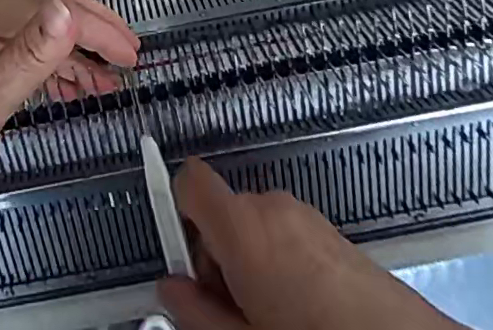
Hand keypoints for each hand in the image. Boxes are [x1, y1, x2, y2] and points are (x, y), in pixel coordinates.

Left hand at [0, 0, 138, 207]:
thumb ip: (33, 52)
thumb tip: (70, 10)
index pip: (67, 13)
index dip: (105, 32)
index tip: (131, 55)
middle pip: (59, 12)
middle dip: (99, 33)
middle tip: (128, 57)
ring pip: (44, 30)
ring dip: (78, 51)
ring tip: (103, 78)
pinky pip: (25, 46)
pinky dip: (53, 62)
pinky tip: (62, 82)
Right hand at [158, 158, 465, 329]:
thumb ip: (195, 311)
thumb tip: (171, 290)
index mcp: (243, 226)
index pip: (190, 180)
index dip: (174, 206)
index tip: (175, 246)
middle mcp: (271, 206)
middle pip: (218, 211)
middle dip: (212, 255)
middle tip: (226, 307)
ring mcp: (300, 212)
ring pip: (248, 223)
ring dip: (243, 260)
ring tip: (263, 313)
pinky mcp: (322, 224)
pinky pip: (278, 229)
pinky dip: (271, 257)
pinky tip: (290, 304)